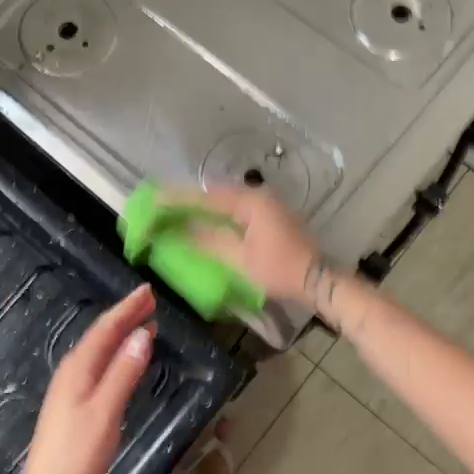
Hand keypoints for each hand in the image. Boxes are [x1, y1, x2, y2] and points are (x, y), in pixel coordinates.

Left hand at [20, 285, 155, 473]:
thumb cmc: (78, 452)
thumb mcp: (106, 411)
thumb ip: (124, 373)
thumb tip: (142, 334)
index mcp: (79, 367)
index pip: (106, 328)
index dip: (127, 308)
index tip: (148, 291)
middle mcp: (72, 370)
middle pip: (101, 335)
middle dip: (125, 316)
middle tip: (149, 300)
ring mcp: (69, 386)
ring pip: (98, 349)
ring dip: (121, 334)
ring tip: (144, 323)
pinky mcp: (72, 402)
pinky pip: (97, 364)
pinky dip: (115, 354)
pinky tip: (124, 360)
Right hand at [170, 185, 325, 305]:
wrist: (318, 280)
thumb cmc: (279, 269)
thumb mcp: (239, 258)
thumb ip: (208, 240)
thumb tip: (181, 230)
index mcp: (250, 201)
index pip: (207, 195)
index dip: (179, 198)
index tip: (155, 198)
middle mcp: (258, 195)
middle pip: (216, 193)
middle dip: (189, 198)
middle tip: (162, 203)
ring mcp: (267, 205)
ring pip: (226, 200)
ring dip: (204, 205)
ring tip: (178, 210)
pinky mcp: (270, 216)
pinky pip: (237, 208)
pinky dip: (219, 213)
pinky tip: (205, 221)